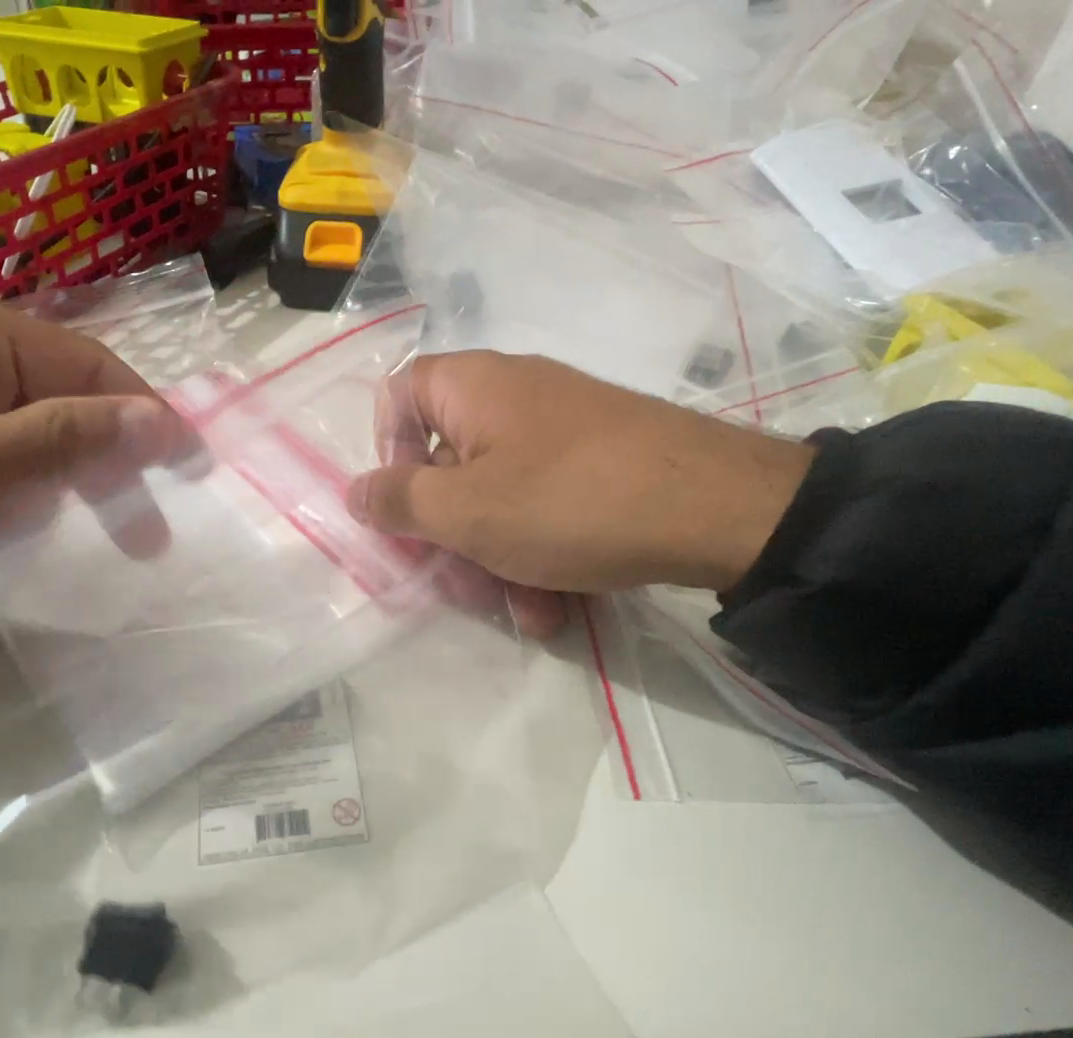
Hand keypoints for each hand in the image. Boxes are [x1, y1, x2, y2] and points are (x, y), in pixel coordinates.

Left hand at [0, 292, 190, 603]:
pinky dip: (14, 492)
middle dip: (108, 461)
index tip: (194, 467)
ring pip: (26, 433)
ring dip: (64, 482)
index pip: (88, 368)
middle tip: (148, 531)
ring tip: (92, 537)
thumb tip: (158, 420)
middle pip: (61, 399)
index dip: (147, 417)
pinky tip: (16, 531)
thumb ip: (64, 439)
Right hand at [349, 351, 815, 594]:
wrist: (717, 508)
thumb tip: (354, 492)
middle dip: (451, 536)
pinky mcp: (604, 462)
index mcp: (472, 387)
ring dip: (500, 562)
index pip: (398, 396)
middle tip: (463, 586)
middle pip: (449, 461)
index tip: (402, 511)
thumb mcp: (466, 513)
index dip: (386, 454)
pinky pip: (549, 505)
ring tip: (530, 616)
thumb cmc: (568, 502)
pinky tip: (562, 606)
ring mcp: (564, 429)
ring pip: (501, 496)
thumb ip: (398, 503)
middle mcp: (515, 396)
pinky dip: (544, 553)